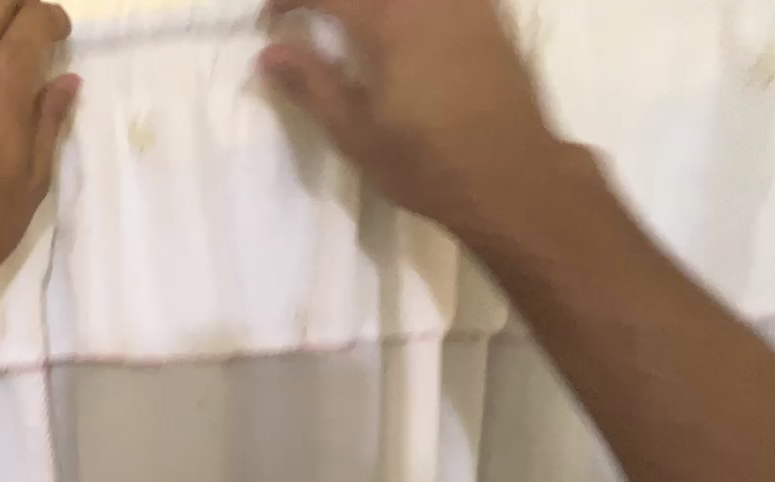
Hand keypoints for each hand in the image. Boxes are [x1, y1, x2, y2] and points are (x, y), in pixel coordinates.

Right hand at [259, 0, 586, 244]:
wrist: (506, 172)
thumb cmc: (421, 164)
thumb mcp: (354, 133)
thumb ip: (311, 85)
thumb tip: (268, 55)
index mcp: (390, 23)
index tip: (268, 17)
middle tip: (304, 11)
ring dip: (366, 2)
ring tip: (347, 16)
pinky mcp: (489, 8)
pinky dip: (405, 7)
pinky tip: (397, 22)